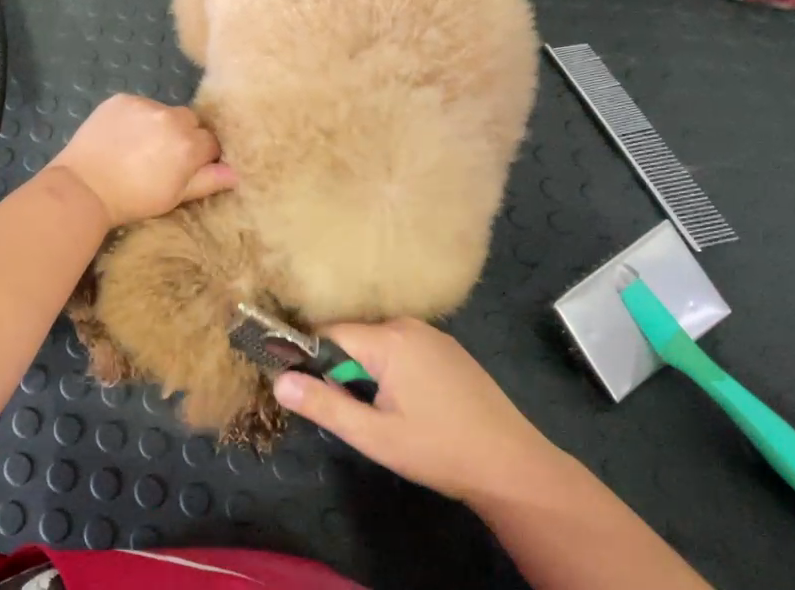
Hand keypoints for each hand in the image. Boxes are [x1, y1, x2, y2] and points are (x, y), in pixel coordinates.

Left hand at [48, 94, 236, 226]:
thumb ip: (207, 180)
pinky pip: (138, 105)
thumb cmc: (132, 199)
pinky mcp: (120, 99)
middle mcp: (170, 118)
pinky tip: (122, 136)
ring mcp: (143, 105)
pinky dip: (136, 117)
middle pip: (189, 121)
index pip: (210, 142)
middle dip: (183, 136)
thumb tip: (236, 173)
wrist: (83, 188)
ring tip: (139, 146)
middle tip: (163, 156)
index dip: (201, 156)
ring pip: (164, 111)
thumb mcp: (174, 197)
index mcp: (188, 144)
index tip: (186, 168)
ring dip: (160, 124)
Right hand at [272, 318, 563, 503]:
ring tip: (383, 413)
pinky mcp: (450, 351)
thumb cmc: (439, 450)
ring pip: (377, 345)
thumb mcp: (374, 436)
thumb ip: (324, 405)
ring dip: (367, 372)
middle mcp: (409, 326)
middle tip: (355, 413)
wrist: (516, 469)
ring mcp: (434, 336)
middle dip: (343, 370)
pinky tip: (410, 406)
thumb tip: (278, 381)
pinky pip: (402, 349)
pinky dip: (392, 371)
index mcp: (389, 339)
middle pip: (353, 338)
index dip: (311, 359)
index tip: (310, 391)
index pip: (328, 333)